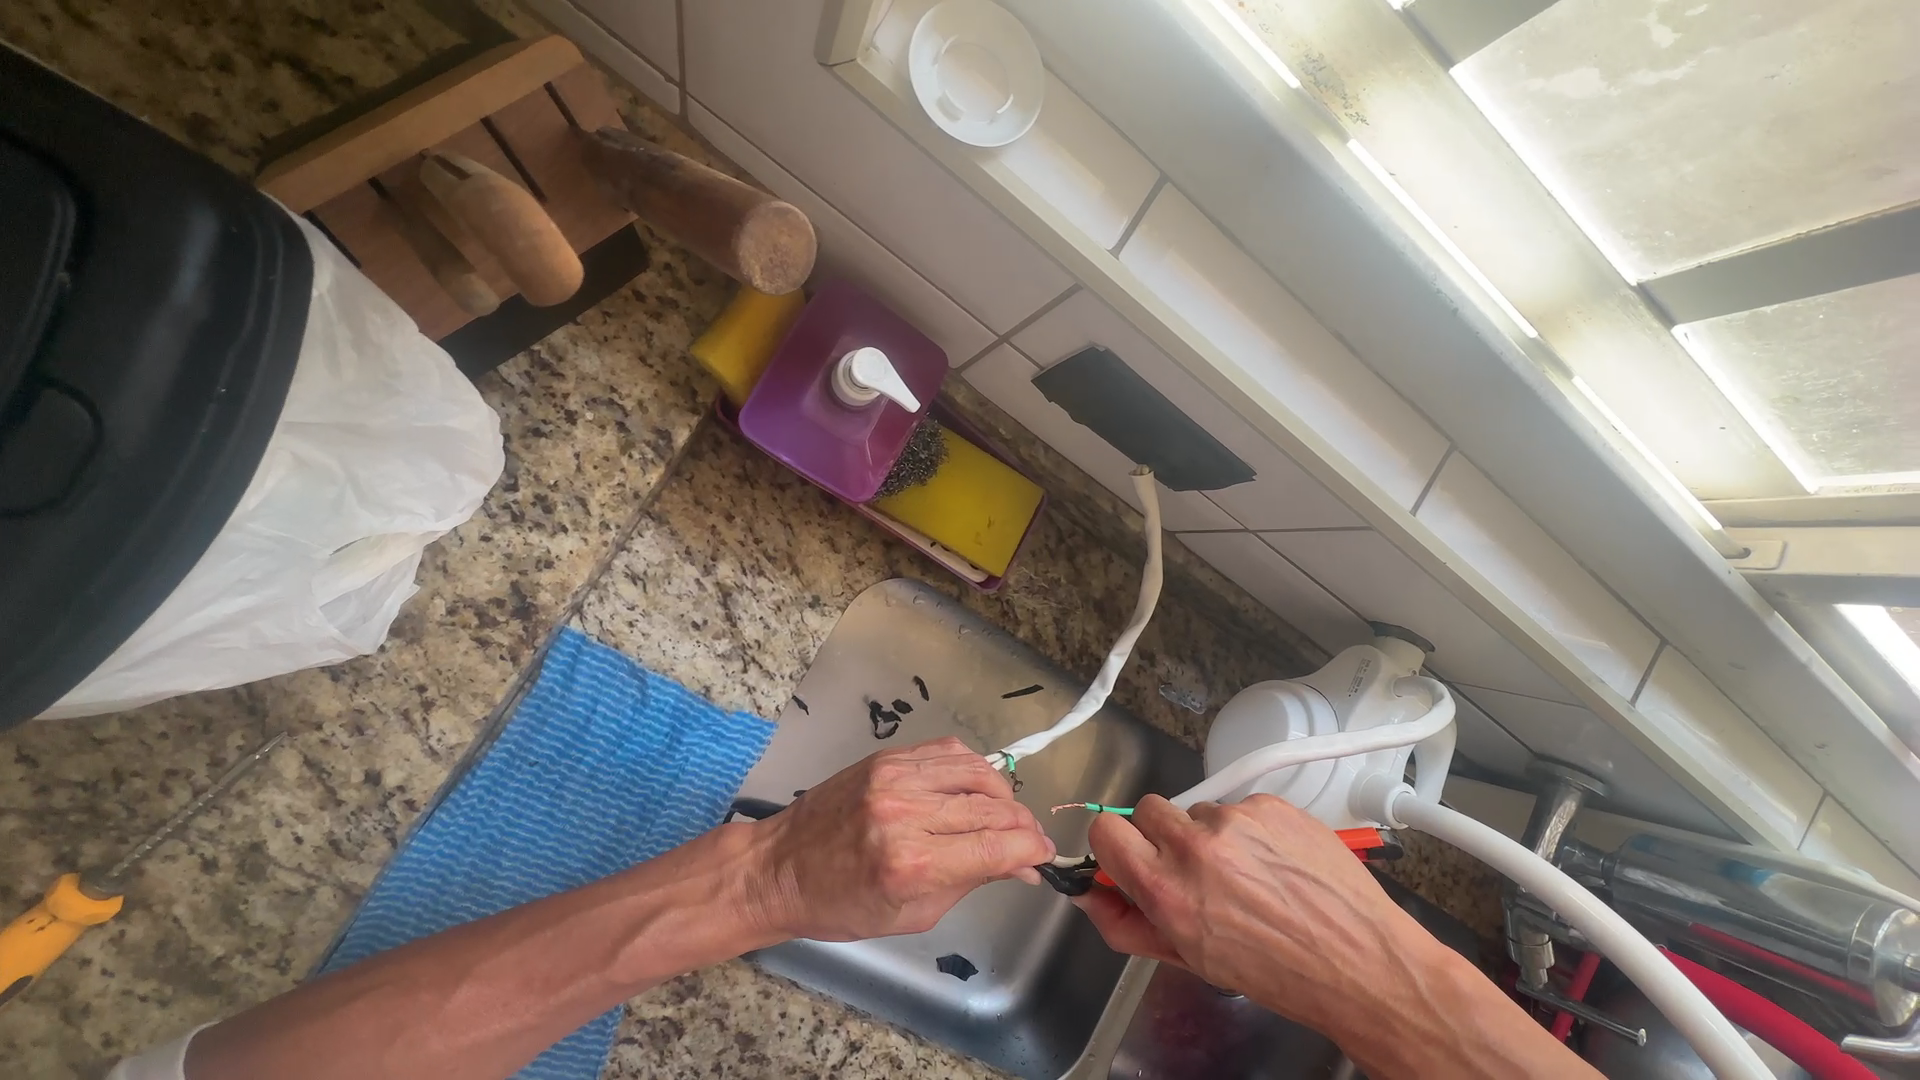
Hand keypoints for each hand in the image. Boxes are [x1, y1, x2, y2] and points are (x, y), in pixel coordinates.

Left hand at [743, 736, 1055, 941]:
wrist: (780, 867)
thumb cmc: (840, 905)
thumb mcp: (912, 915)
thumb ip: (971, 882)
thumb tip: (1021, 865)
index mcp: (912, 865)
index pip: (999, 847)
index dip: (1033, 851)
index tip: (1044, 856)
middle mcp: (907, 813)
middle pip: (993, 808)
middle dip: (1023, 826)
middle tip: (1029, 840)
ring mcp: (896, 777)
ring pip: (978, 772)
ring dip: (1002, 794)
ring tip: (1003, 814)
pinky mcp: (887, 757)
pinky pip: (949, 752)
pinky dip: (972, 768)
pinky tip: (973, 788)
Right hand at [1072, 795, 1432, 1033]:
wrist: (1361, 963)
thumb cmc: (1275, 973)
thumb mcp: (1189, 959)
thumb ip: (1126, 924)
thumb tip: (1088, 891)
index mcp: (1167, 889)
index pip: (1106, 830)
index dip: (1116, 844)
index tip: (1131, 856)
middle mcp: (1194, 846)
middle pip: (1147, 810)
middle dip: (1162, 836)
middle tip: (1194, 869)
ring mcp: (1235, 819)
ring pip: (1197, 810)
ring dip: (1210, 834)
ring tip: (1248, 873)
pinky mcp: (1269, 804)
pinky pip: (1240, 807)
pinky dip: (1250, 830)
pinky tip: (1275, 862)